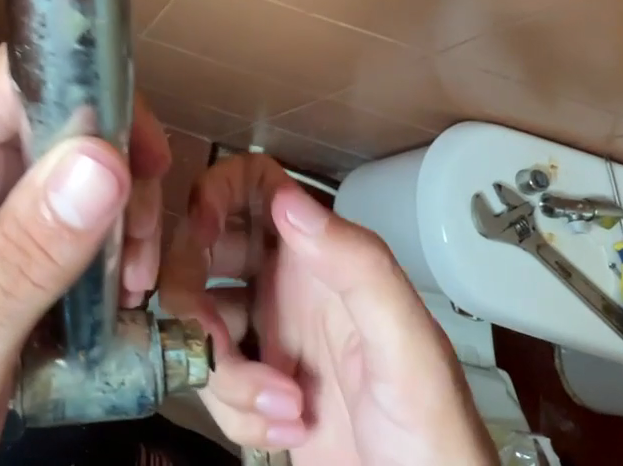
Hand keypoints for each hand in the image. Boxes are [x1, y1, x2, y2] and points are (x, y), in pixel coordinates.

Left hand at [0, 48, 170, 464]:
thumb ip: (22, 259)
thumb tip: (99, 159)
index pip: (18, 79)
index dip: (90, 91)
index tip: (146, 161)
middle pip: (59, 111)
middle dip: (118, 164)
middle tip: (141, 249)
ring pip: (76, 157)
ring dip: (122, 208)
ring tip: (134, 283)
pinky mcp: (3, 237)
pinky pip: (74, 205)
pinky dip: (112, 238)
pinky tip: (120, 292)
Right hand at [159, 154, 492, 465]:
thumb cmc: (431, 437)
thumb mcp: (406, 348)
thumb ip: (358, 267)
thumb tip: (284, 198)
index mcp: (322, 257)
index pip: (255, 185)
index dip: (215, 192)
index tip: (200, 237)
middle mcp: (287, 284)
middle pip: (205, 251)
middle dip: (191, 297)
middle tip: (214, 344)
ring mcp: (268, 336)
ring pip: (200, 320)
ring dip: (223, 372)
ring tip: (282, 414)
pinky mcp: (255, 389)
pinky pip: (211, 377)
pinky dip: (233, 412)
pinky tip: (283, 435)